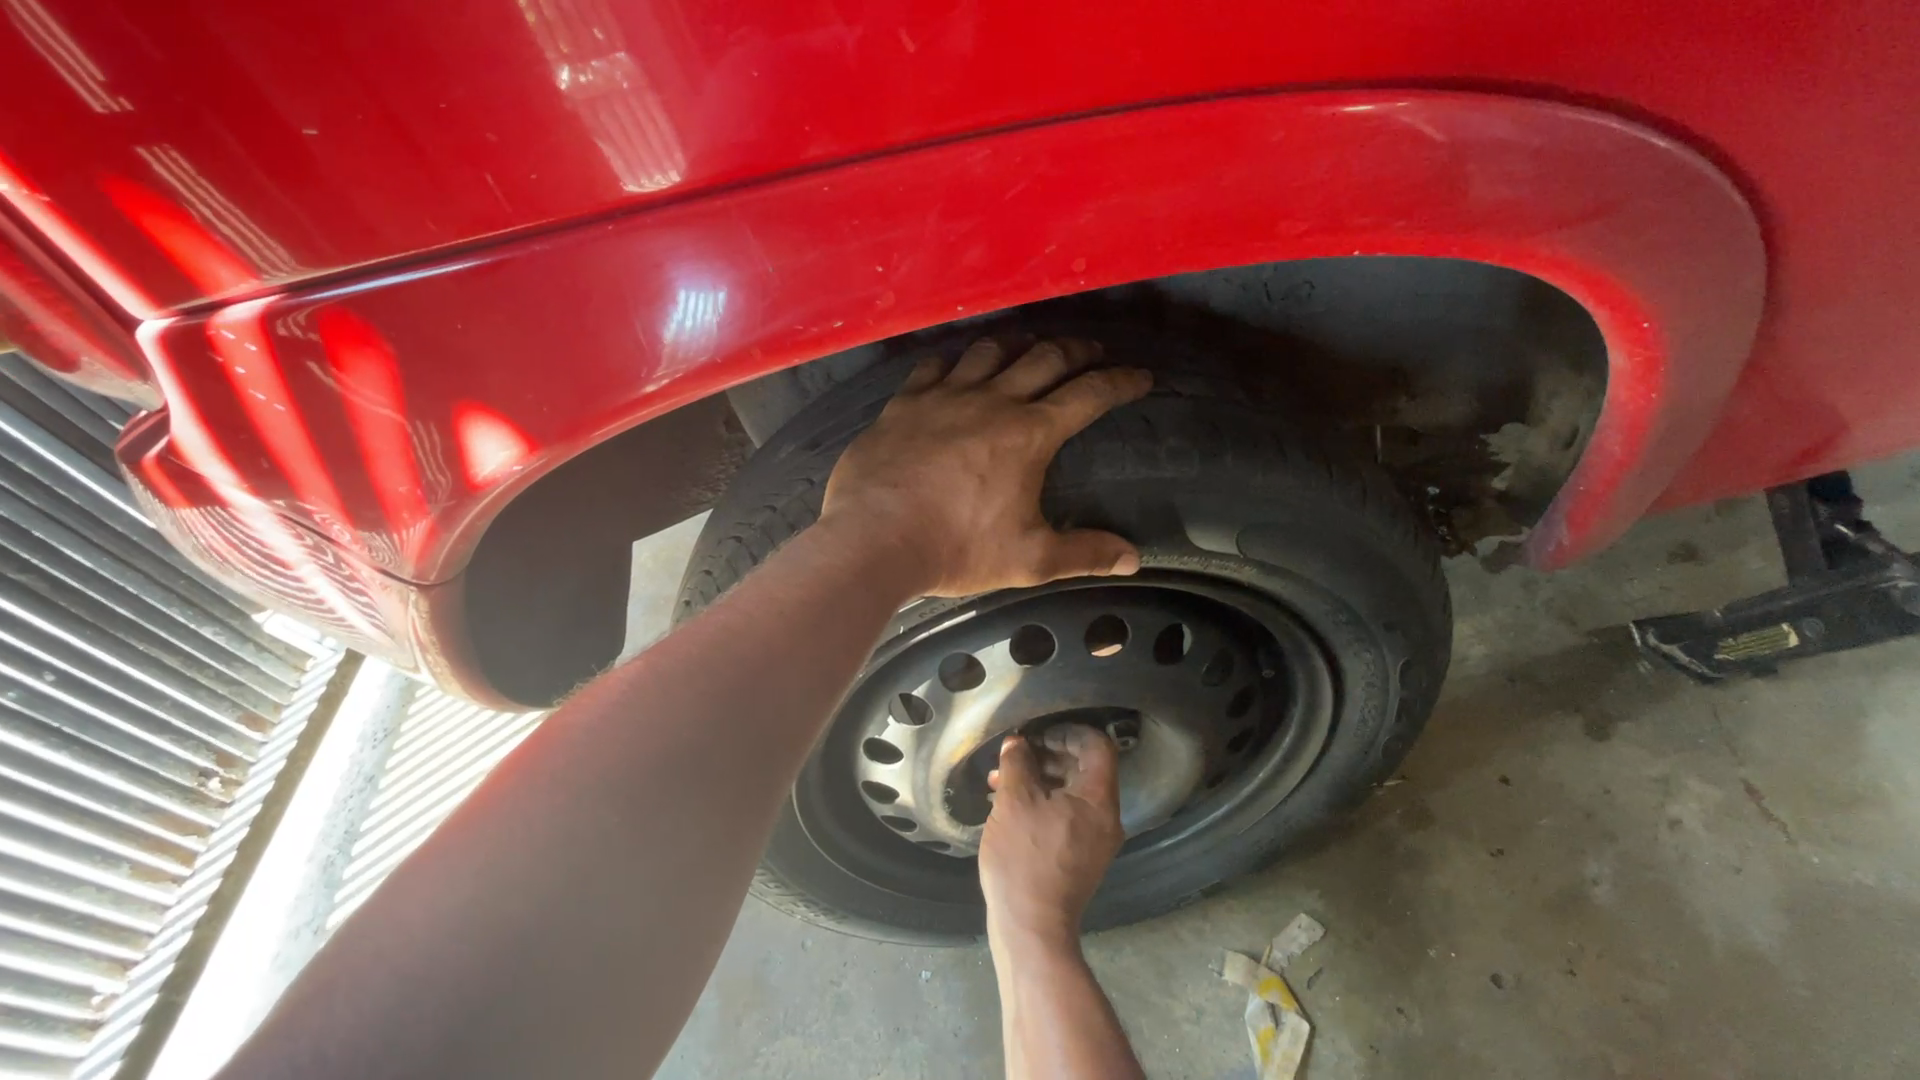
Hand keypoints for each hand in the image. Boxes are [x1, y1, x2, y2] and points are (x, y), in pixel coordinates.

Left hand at [819, 339, 1151, 597]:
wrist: (874, 539)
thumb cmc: (957, 549)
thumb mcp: (1029, 559)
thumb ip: (1083, 554)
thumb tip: (1133, 558)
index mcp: (1030, 433)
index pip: (1090, 395)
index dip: (1121, 381)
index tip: (1141, 376)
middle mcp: (992, 401)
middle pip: (1045, 358)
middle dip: (1077, 350)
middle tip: (1092, 351)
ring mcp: (944, 396)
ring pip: (990, 351)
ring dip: (1018, 344)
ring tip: (1029, 347)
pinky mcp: (904, 402)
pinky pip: (935, 365)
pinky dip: (955, 360)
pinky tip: (955, 366)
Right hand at [979, 725, 1126, 948]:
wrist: (1031, 929)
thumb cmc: (1025, 860)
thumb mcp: (1014, 802)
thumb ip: (1017, 763)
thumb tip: (1017, 743)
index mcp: (1100, 800)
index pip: (1098, 745)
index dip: (1068, 731)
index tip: (1037, 732)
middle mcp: (1106, 818)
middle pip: (1084, 769)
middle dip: (1046, 756)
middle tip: (1013, 755)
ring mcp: (1095, 841)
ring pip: (1071, 794)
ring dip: (1038, 780)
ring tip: (1000, 781)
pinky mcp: (1079, 858)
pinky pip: (1066, 816)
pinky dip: (1042, 804)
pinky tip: (1009, 807)